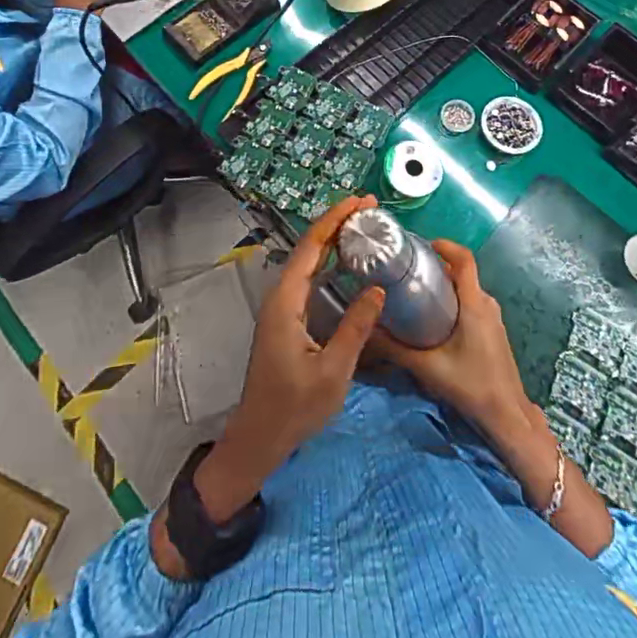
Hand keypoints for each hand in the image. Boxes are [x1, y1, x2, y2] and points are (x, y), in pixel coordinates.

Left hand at [195, 195, 384, 519]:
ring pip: (306, 264)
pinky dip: (327, 266)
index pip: (310, 248)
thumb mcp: (334, 370)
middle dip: (336, 224)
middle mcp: (278, 298)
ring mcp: (280, 310)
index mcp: (285, 303)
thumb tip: (376, 288)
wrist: (260, 436)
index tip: (359, 201)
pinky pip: (307, 282)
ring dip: (331, 242)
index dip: (334, 220)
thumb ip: (355, 328)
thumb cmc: (294, 407)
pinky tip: (346, 267)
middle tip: (368, 208)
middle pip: (307, 249)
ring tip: (362, 227)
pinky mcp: (285, 322)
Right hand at [374, 240, 613, 556]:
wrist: (506, 414)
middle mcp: (487, 305)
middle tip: (406, 271)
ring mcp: (493, 318)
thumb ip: (394, 348)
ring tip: (414, 291)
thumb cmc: (470, 384)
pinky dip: (452, 300)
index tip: (423, 244)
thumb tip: (365, 332)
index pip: (465, 260)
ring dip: (444, 286)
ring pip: (466, 290)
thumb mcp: (427, 366)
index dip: (446, 245)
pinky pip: (471, 304)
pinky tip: (432, 317)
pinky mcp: (493, 331)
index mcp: (474, 304)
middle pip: (462, 273)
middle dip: (436, 267)